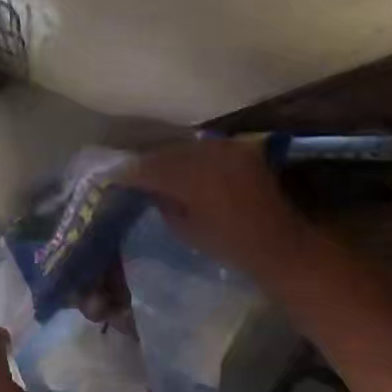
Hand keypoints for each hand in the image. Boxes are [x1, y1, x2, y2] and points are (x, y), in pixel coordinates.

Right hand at [121, 139, 308, 278]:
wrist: (278, 241)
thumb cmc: (230, 245)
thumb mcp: (186, 231)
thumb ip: (165, 205)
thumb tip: (151, 191)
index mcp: (193, 178)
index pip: (150, 169)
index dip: (130, 174)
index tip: (114, 179)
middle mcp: (209, 155)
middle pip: (167, 152)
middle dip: (148, 163)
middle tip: (132, 174)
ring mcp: (228, 148)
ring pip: (186, 147)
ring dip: (170, 157)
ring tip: (156, 170)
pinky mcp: (241, 149)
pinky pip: (206, 148)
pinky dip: (192, 156)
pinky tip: (184, 167)